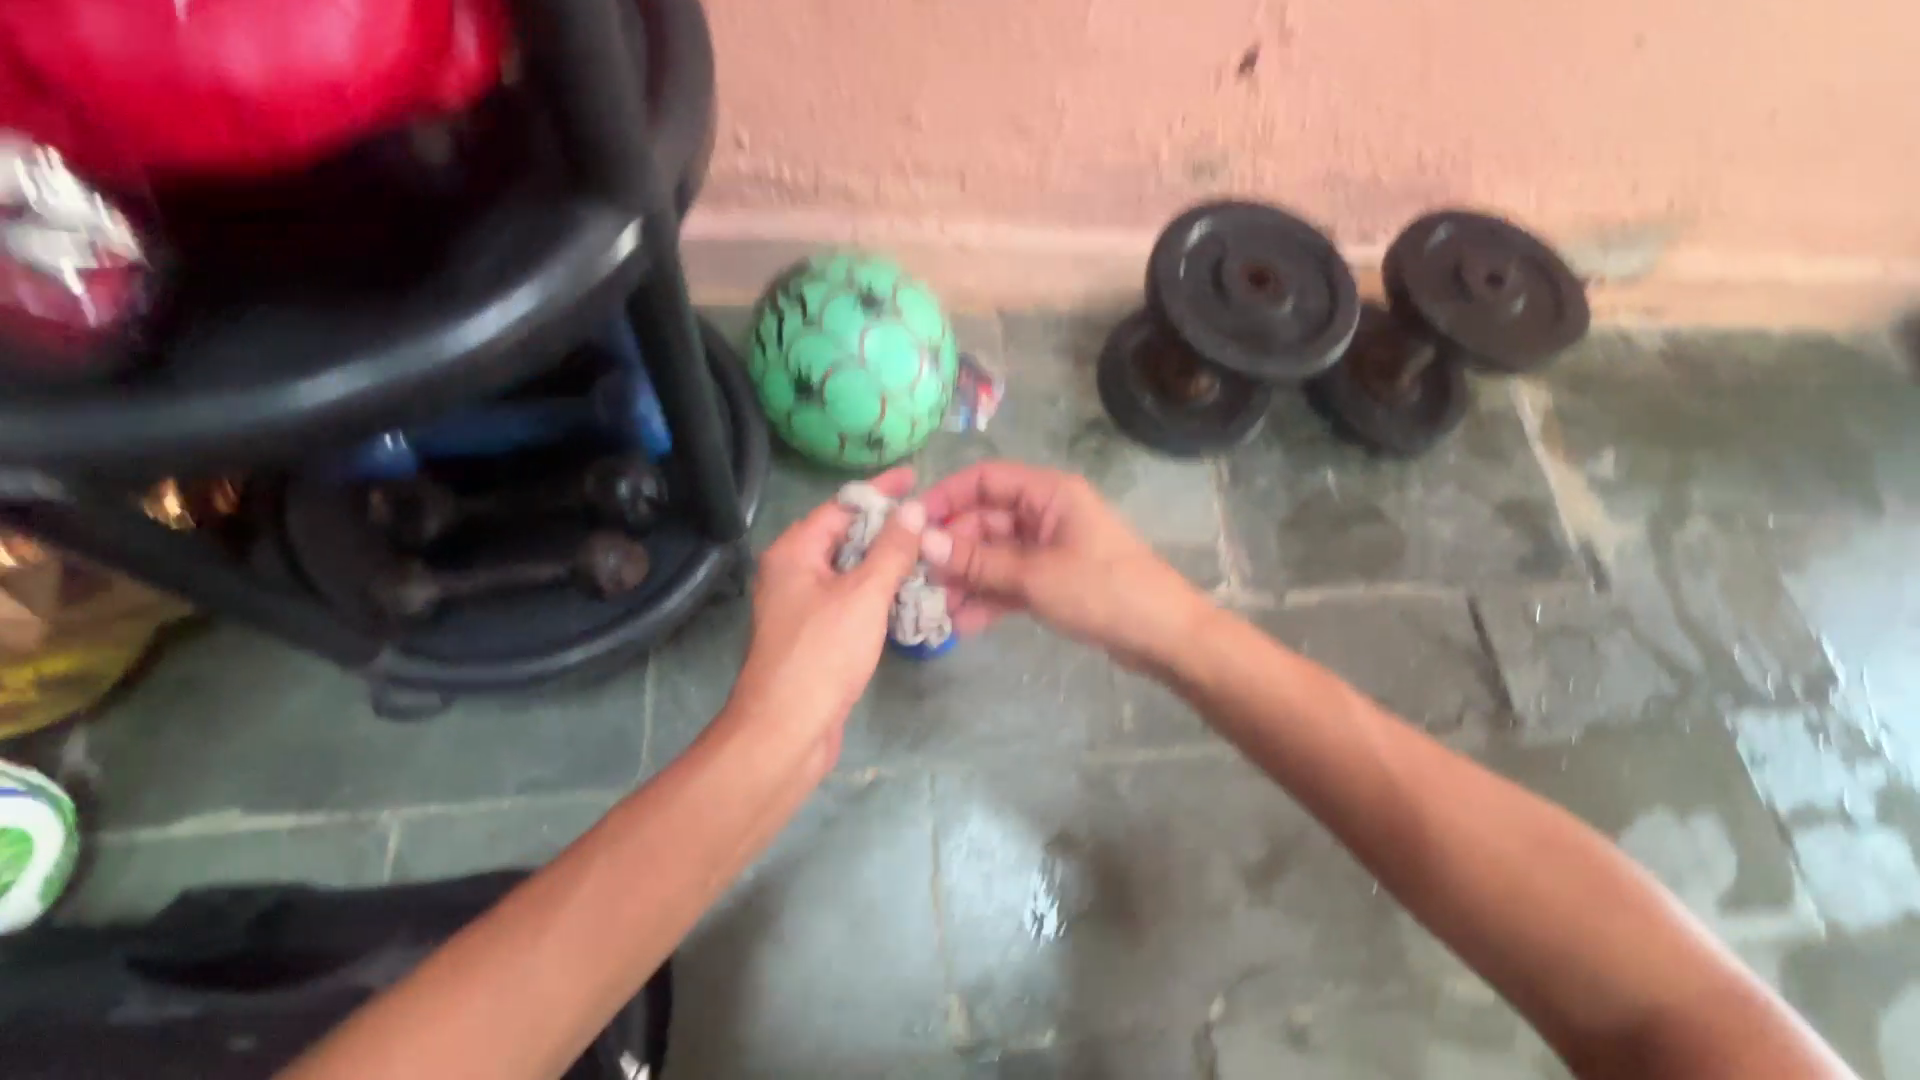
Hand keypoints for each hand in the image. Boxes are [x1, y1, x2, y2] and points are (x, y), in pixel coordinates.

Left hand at [725, 467, 928, 766]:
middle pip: (844, 536)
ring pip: (849, 571)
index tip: (915, 476)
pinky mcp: (814, 636)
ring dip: (885, 562)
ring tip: (928, 551)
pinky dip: (877, 593)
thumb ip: (892, 550)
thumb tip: (914, 509)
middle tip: (930, 518)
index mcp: (794, 552)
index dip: (879, 490)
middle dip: (886, 527)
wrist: (786, 729)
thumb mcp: (864, 595)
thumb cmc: (822, 654)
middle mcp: (792, 572)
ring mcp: (802, 606)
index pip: (841, 506)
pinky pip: (850, 600)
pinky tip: (908, 594)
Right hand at [919, 461, 1210, 669]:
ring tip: (937, 610)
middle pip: (984, 520)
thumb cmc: (1103, 592)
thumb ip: (977, 561)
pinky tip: (963, 624)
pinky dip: (988, 598)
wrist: (1163, 637)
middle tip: (917, 580)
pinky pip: (1009, 581)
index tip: (910, 526)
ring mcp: (1049, 549)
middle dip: (951, 550)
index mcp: (1048, 493)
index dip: (945, 497)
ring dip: (966, 579)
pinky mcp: (1053, 580)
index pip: (985, 479)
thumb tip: (923, 542)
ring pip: (993, 555)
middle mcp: (1046, 514)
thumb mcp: (1035, 576)